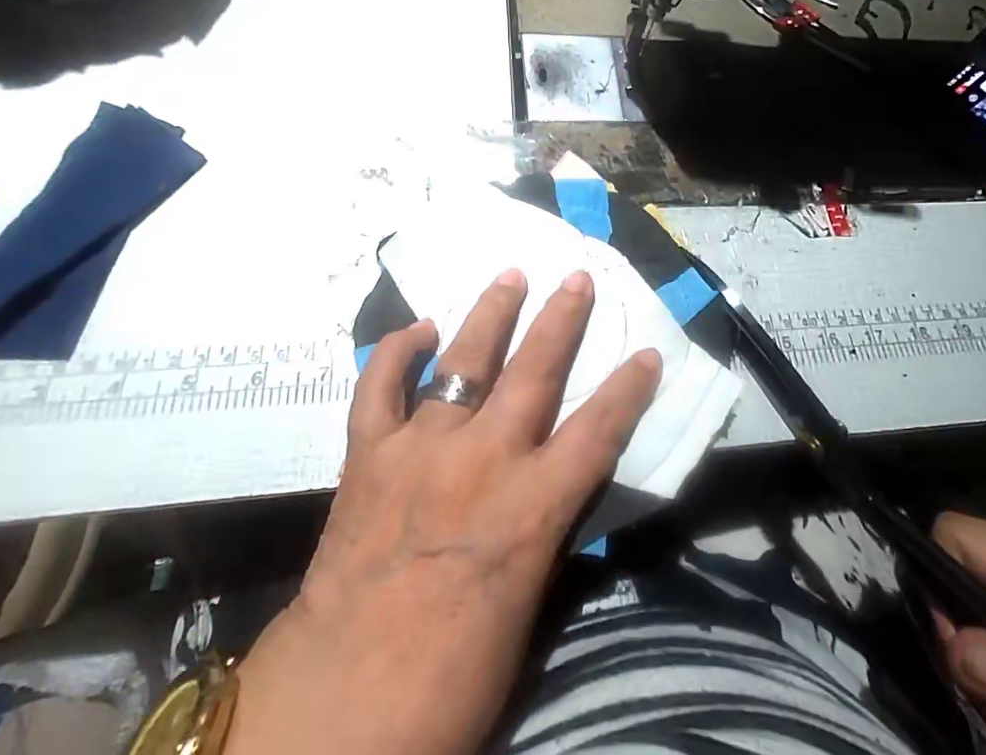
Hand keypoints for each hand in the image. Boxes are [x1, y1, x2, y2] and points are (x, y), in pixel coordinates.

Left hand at [228, 269, 662, 754]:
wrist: (336, 708)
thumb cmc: (453, 675)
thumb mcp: (530, 602)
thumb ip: (546, 530)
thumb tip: (558, 492)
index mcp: (531, 509)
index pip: (598, 430)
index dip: (629, 389)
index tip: (648, 354)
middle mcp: (481, 464)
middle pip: (535, 373)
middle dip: (562, 321)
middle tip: (579, 279)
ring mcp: (419, 453)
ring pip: (462, 364)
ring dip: (490, 316)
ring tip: (510, 276)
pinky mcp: (366, 461)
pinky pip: (378, 392)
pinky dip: (396, 354)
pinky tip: (419, 329)